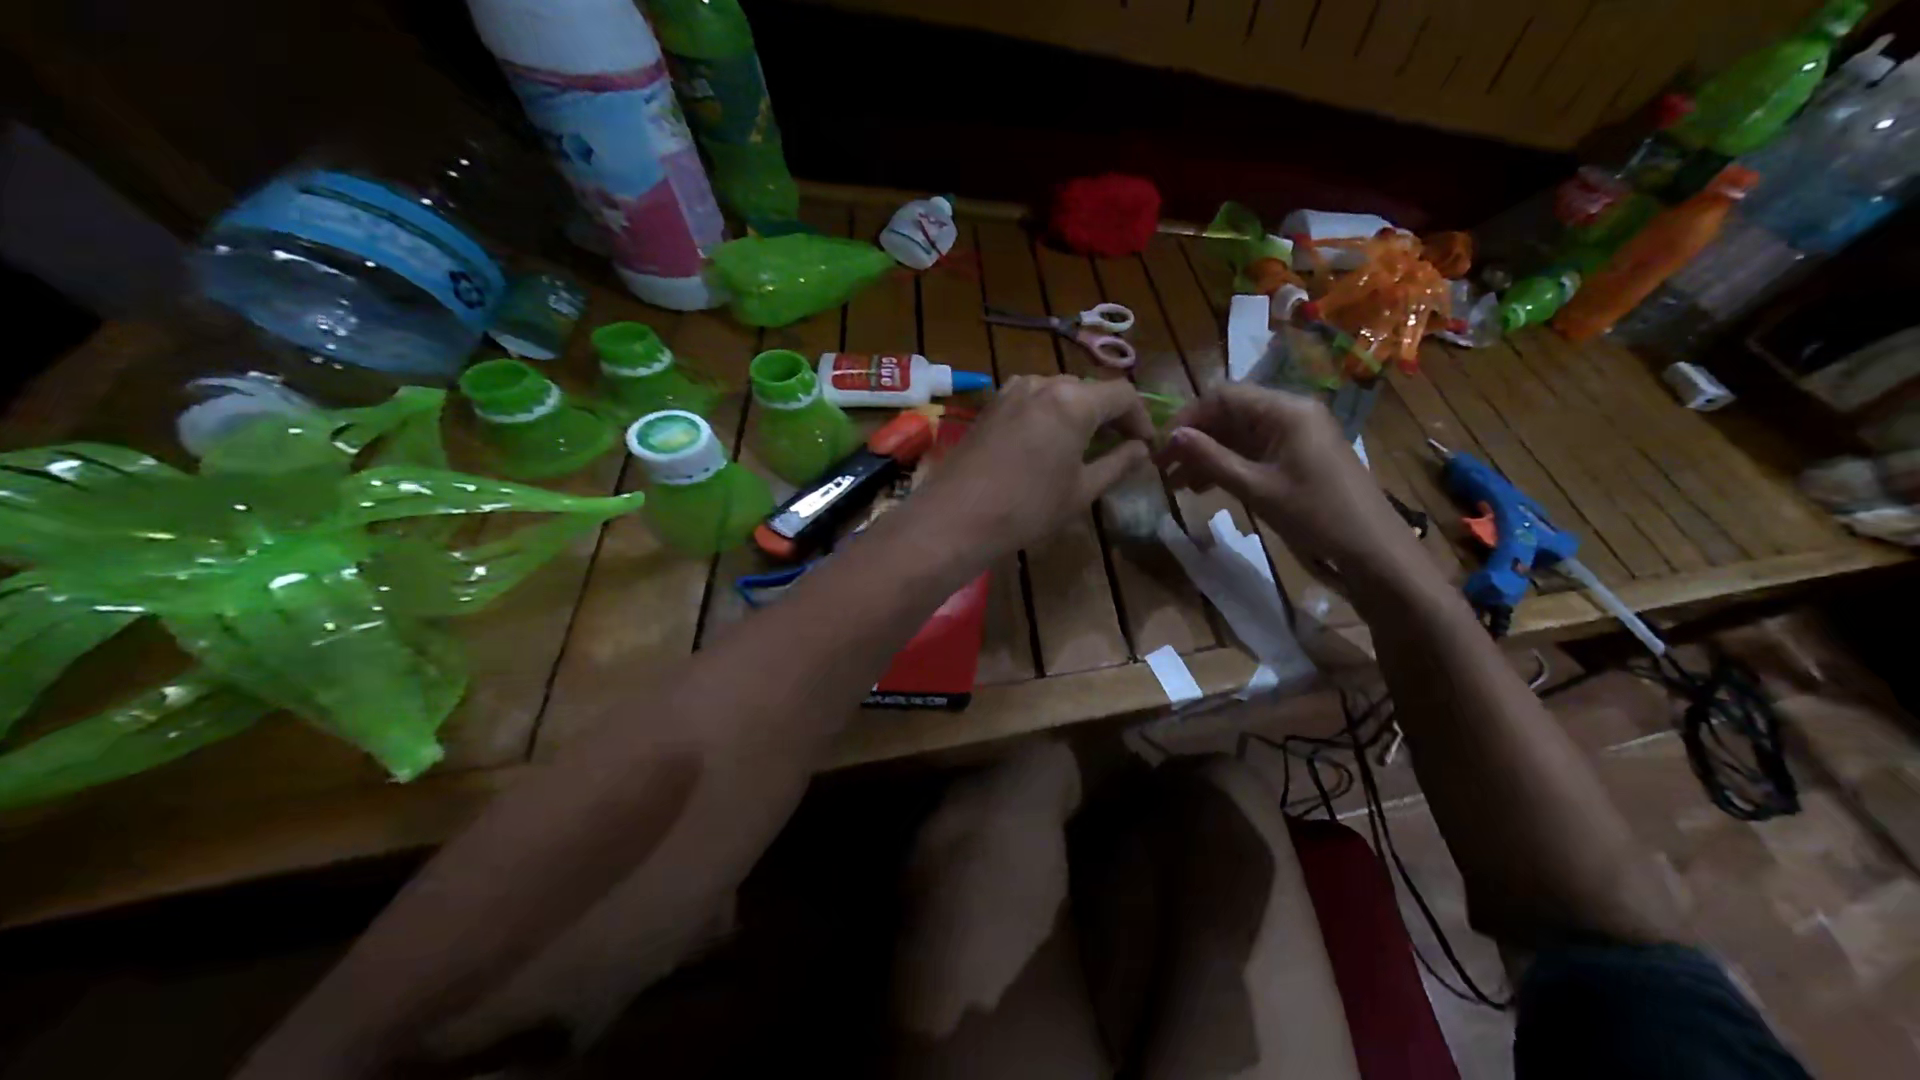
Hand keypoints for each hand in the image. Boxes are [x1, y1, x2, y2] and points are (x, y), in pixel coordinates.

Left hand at [908, 376, 1152, 561]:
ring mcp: (1012, 390)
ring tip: (1084, 446)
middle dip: (1109, 415)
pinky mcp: (991, 405)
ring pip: (1059, 392)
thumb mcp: (1082, 490)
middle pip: (1089, 389)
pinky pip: (1032, 400)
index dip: (1140, 417)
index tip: (1145, 445)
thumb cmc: (1028, 507)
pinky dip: (1049, 415)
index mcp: (1073, 400)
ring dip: (1078, 413)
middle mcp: (1043, 383)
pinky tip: (1048, 444)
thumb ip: (1118, 463)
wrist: (957, 516)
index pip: (1122, 393)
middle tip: (1119, 446)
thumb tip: (1141, 449)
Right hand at [1156, 384, 1423, 580]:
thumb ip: (1212, 459)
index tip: (1162, 449)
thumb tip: (1172, 436)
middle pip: (1229, 414)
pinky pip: (1254, 450)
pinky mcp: (1298, 455)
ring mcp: (1296, 434)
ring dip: (1207, 455)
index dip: (1187, 419)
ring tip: (1179, 485)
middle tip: (1164, 469)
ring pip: (1239, 434)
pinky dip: (1228, 465)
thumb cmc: (1315, 515)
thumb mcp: (1256, 488)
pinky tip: (1205, 486)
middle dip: (1195, 439)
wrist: (1372, 548)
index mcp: (1285, 410)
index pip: (1222, 396)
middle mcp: (1290, 412)